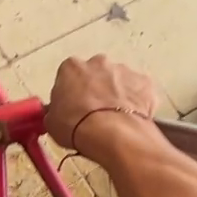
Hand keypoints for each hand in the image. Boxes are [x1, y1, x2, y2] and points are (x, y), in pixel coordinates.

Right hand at [44, 55, 159, 155]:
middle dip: (96, 90)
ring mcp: (124, 70)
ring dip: (117, 96)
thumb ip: (55, 111)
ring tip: (114, 121)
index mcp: (71, 67)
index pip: (69, 77)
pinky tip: (132, 120)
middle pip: (96, 74)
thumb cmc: (76, 126)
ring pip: (119, 81)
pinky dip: (137, 103)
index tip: (73, 109)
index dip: (71, 94)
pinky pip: (139, 92)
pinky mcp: (145, 83)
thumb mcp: (51, 122)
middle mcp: (98, 62)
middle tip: (95, 115)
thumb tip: (57, 114)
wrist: (111, 134)